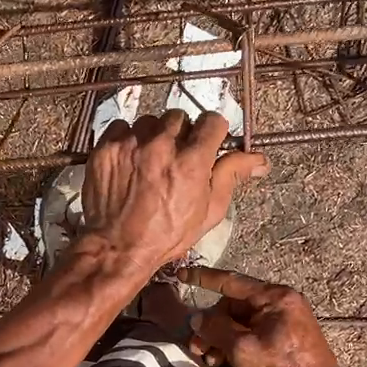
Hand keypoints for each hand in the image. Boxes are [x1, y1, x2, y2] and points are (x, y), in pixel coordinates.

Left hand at [81, 110, 266, 275]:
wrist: (117, 249)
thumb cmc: (166, 236)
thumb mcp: (207, 212)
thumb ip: (230, 177)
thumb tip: (259, 160)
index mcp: (192, 161)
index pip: (212, 120)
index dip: (211, 133)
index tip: (205, 144)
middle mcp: (161, 146)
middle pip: (179, 118)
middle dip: (180, 135)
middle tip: (174, 158)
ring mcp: (130, 145)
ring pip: (149, 122)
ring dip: (152, 136)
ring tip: (149, 161)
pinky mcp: (106, 148)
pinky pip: (121, 128)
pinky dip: (126, 140)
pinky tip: (129, 161)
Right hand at [177, 266, 340, 366]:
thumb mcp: (243, 349)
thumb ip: (216, 329)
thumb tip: (196, 318)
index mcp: (273, 297)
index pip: (231, 281)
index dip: (202, 278)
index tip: (181, 274)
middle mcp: (280, 301)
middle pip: (232, 306)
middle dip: (211, 326)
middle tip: (196, 348)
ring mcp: (284, 319)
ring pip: (240, 322)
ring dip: (220, 339)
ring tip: (209, 360)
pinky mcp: (284, 336)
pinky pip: (252, 332)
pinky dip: (235, 344)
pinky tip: (223, 362)